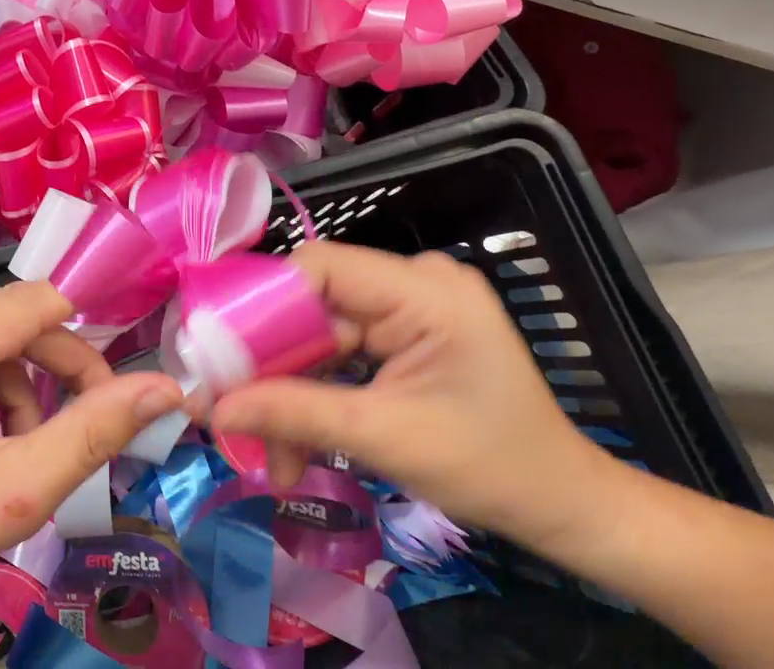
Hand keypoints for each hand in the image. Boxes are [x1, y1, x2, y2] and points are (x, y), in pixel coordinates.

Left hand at [0, 282, 184, 639]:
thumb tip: (165, 388)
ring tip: (13, 438)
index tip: (113, 382)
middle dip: (49, 368)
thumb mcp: (15, 494)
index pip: (28, 304)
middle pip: (6, 316)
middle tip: (76, 421)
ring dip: (14, 375)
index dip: (81, 337)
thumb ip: (93, 432)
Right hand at [209, 241, 612, 543]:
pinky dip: (314, 394)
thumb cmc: (491, 467)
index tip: (220, 355)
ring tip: (271, 456)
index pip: (320, 267)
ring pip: (317, 335)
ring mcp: (409, 309)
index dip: (263, 304)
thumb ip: (294, 413)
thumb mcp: (384, 439)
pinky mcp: (403, 335)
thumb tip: (210, 408)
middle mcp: (415, 284)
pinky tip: (295, 442)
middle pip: (312, 306)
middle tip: (228, 412)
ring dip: (289, 392)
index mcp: (426, 292)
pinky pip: (337, 352)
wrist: (564, 506)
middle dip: (272, 365)